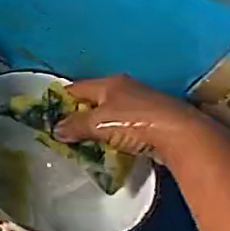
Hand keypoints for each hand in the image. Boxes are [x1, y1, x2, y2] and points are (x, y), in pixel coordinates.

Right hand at [53, 75, 221, 161]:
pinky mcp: (153, 120)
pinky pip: (124, 125)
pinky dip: (113, 134)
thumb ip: (75, 126)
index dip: (60, 100)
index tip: (50, 116)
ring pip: (109, 113)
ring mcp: (140, 103)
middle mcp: (125, 88)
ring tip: (85, 143)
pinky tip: (109, 147)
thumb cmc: (134, 122)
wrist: (180, 134)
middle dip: (79, 115)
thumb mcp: (98, 124)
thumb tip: (56, 130)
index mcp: (109, 83)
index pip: (76, 88)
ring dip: (97, 126)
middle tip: (66, 133)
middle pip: (93, 100)